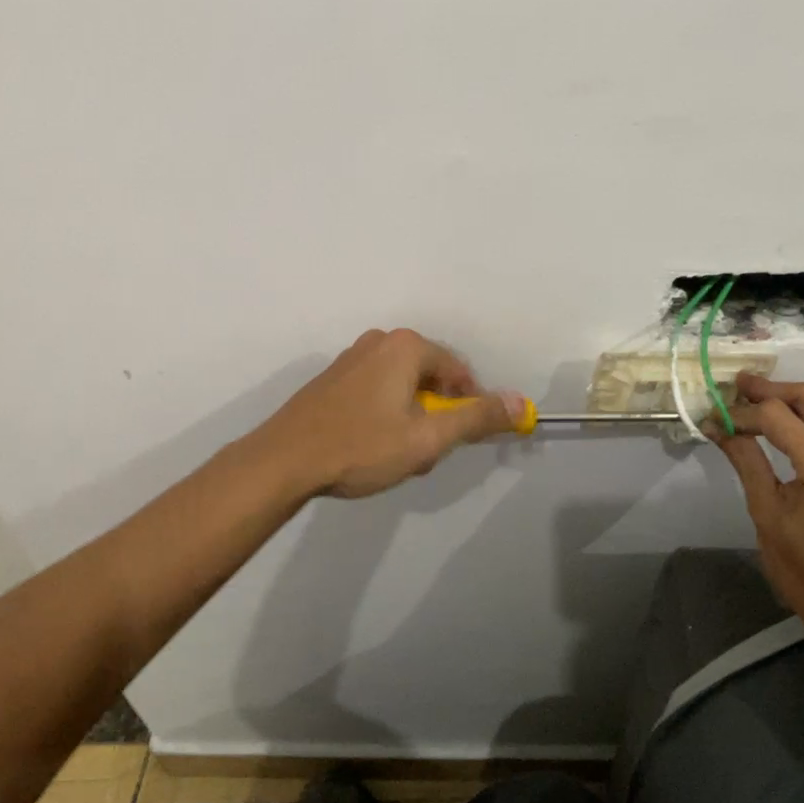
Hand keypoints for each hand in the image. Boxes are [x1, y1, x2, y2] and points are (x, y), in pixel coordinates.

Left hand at [244, 329, 526, 498]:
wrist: (282, 461)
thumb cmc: (360, 447)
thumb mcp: (427, 439)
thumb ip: (477, 419)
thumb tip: (520, 403)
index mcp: (407, 347)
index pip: (459, 373)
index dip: (468, 408)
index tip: (459, 441)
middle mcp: (380, 341)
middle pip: (431, 378)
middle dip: (436, 416)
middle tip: (425, 453)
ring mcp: (352, 357)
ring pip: (403, 387)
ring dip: (411, 419)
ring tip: (397, 455)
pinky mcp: (333, 378)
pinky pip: (377, 390)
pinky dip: (385, 415)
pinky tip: (371, 446)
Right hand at [711, 372, 803, 645]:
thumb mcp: (766, 514)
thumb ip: (745, 461)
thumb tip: (716, 426)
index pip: (778, 418)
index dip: (742, 413)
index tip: (716, 418)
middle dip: (772, 389)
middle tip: (737, 387)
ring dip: (789, 399)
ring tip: (752, 402)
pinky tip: (778, 425)